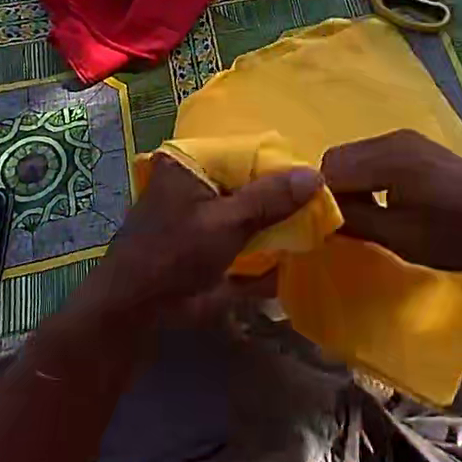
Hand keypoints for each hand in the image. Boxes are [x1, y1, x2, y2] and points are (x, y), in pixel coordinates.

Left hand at [61, 154, 320, 329]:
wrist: (136, 311)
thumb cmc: (174, 255)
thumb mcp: (227, 222)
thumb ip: (271, 199)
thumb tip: (317, 175)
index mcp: (193, 164)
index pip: (245, 150)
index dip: (280, 161)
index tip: (317, 174)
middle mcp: (199, 182)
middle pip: (251, 180)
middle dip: (284, 192)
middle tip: (324, 198)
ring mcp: (206, 215)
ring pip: (252, 208)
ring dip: (279, 218)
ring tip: (319, 220)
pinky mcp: (212, 244)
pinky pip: (247, 235)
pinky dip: (267, 241)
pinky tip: (298, 246)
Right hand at [320, 130, 461, 271]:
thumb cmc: (456, 236)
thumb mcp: (400, 238)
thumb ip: (354, 221)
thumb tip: (317, 216)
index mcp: (389, 158)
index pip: (330, 169)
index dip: (321, 199)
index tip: (325, 228)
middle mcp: (395, 138)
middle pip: (340, 157)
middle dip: (334, 189)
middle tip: (346, 223)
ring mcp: (408, 139)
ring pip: (356, 155)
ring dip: (352, 183)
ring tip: (367, 215)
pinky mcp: (418, 146)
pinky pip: (375, 155)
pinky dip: (368, 177)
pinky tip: (386, 202)